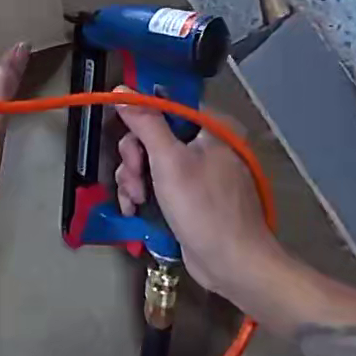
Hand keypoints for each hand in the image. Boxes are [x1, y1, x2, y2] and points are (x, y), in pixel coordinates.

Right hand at [114, 98, 288, 299]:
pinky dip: (144, 194)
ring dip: (134, 180)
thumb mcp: (168, 160)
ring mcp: (199, 172)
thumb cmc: (203, 207)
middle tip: (134, 179)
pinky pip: (158, 183)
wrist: (233, 265)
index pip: (165, 108)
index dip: (141, 123)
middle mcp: (207, 144)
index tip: (131, 143)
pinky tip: (136, 210)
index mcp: (212, 127)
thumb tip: (122, 91)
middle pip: (153, 136)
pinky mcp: (190, 197)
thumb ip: (145, 122)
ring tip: (135, 201)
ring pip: (150, 161)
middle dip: (134, 160)